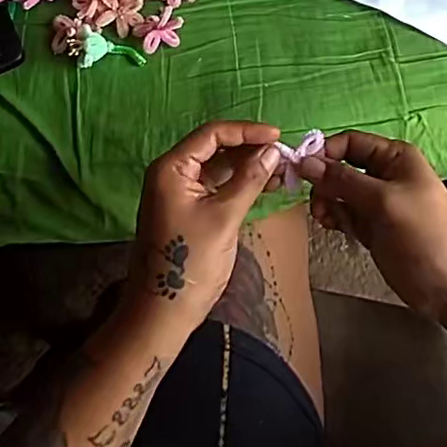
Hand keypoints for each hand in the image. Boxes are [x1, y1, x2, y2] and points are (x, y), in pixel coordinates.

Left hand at [127, 120, 282, 323]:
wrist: (163, 314)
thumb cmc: (190, 263)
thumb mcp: (224, 217)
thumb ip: (250, 179)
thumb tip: (274, 151)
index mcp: (171, 168)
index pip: (212, 134)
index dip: (247, 131)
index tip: (277, 135)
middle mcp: (172, 172)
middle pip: (216, 146)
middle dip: (250, 148)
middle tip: (283, 154)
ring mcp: (179, 190)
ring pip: (219, 164)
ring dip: (249, 164)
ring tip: (281, 169)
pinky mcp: (189, 206)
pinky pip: (218, 183)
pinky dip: (241, 181)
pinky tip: (266, 184)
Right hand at [297, 131, 446, 320]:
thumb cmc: (426, 235)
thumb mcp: (385, 201)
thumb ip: (344, 180)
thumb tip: (306, 162)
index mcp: (394, 157)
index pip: (350, 143)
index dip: (325, 152)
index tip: (300, 169)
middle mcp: (384, 174)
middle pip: (341, 166)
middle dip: (324, 181)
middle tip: (315, 202)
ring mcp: (377, 202)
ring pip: (339, 191)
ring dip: (326, 201)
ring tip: (325, 217)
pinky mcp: (372, 227)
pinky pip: (344, 212)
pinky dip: (334, 216)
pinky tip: (332, 225)